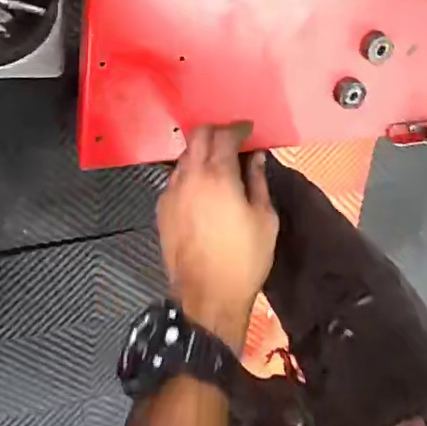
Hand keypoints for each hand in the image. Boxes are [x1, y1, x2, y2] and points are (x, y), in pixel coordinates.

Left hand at [156, 122, 277, 351]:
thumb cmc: (243, 258)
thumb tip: (257, 157)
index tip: (248, 131)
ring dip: (201, 151)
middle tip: (232, 139)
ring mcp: (172, 191)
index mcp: (219, 175)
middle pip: (199, 136)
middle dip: (216, 131)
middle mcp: (191, 176)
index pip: (224, 135)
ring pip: (184, 156)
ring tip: (217, 162)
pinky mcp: (162, 208)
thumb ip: (259, 181)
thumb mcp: (265, 218)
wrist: (207, 297)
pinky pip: (175, 178)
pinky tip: (200, 186)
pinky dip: (189, 172)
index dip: (238, 128)